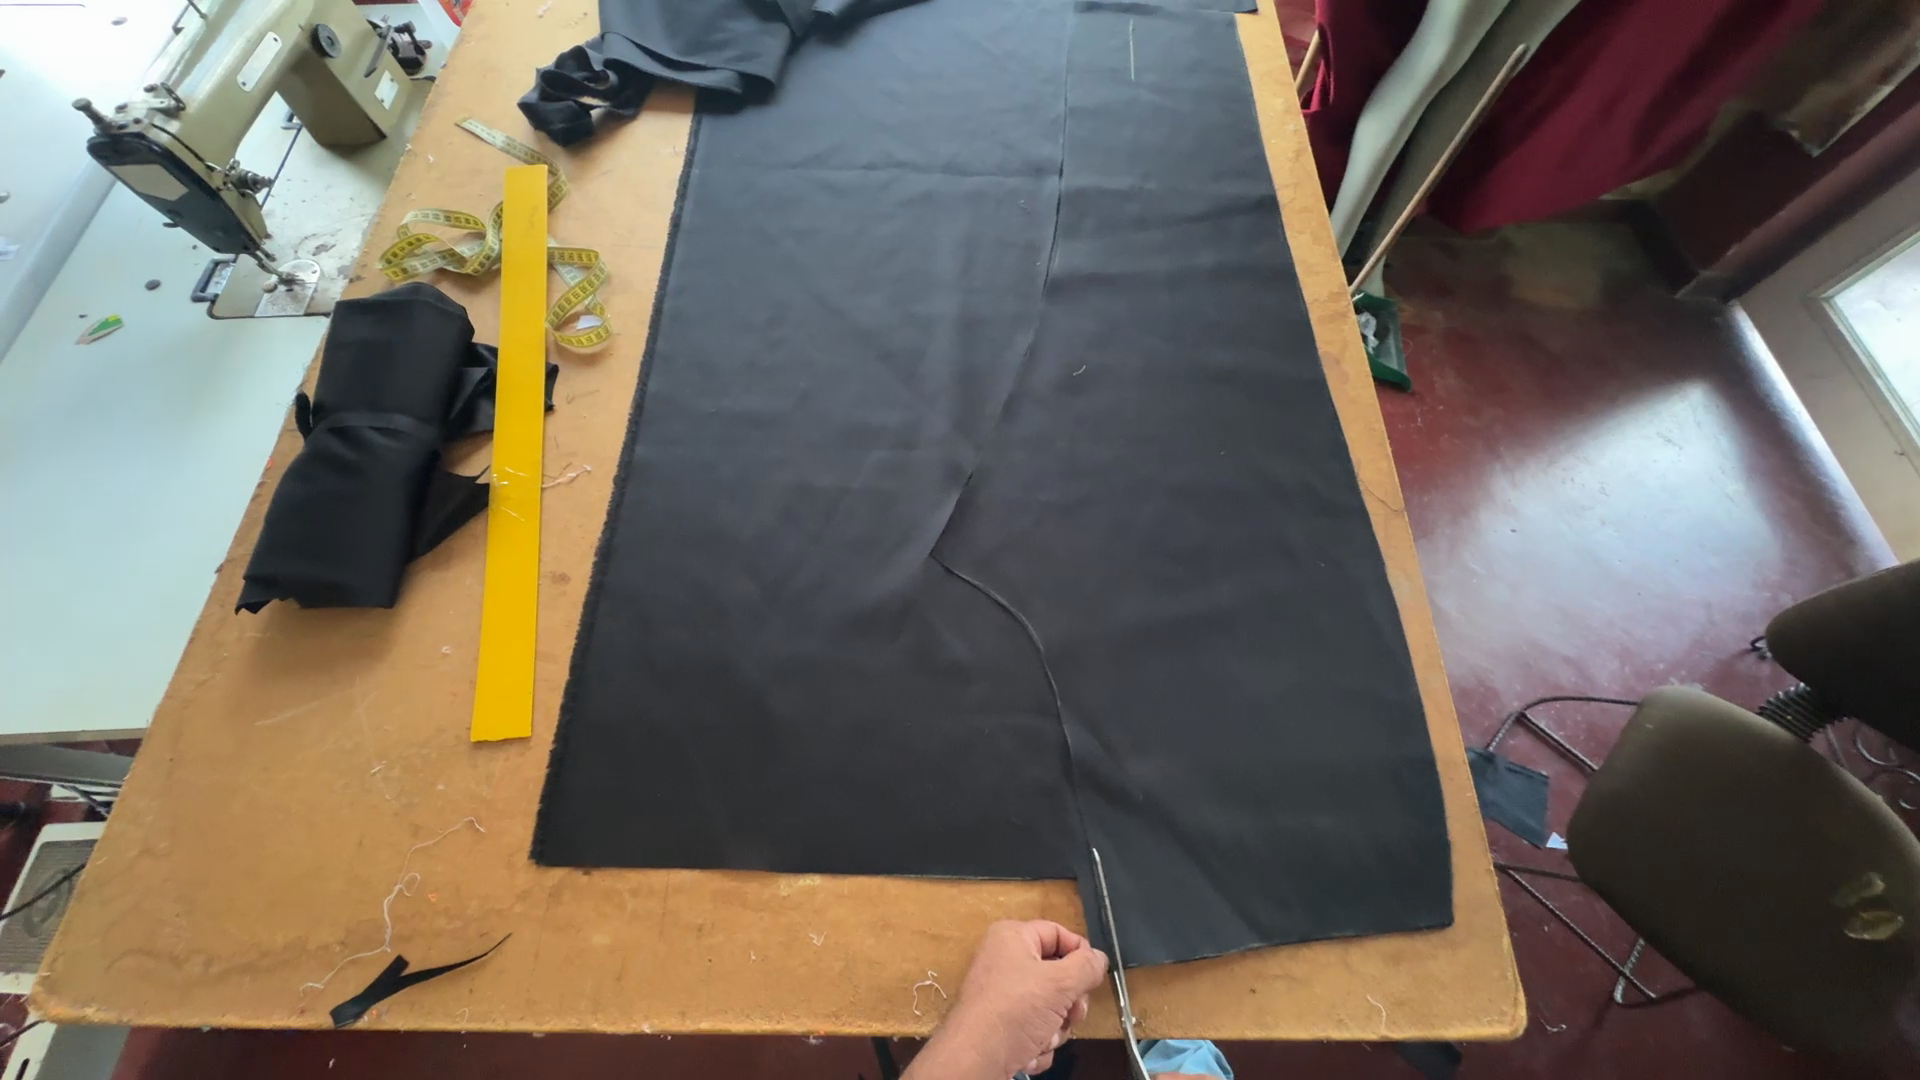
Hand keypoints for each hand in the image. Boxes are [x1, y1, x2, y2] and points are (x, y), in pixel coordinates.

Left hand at [906, 920, 1109, 1079]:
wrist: (977, 1061)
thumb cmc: (1015, 1010)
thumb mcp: (1058, 983)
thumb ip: (1085, 967)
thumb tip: (1099, 957)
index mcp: (1013, 937)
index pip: (1057, 933)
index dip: (1079, 952)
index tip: (1095, 975)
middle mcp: (1006, 961)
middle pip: (1057, 974)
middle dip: (1068, 1002)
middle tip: (1071, 1014)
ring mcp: (1004, 996)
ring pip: (1050, 1006)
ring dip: (1055, 1027)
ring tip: (1043, 1036)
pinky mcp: (1003, 1026)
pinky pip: (1035, 1028)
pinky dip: (1039, 1043)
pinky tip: (1029, 1051)